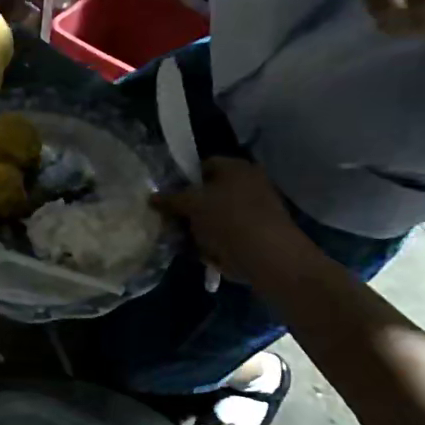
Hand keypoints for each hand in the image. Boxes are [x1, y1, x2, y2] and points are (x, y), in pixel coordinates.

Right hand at [153, 158, 320, 285]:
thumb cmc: (230, 220)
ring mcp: (256, 211)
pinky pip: (229, 236)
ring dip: (200, 231)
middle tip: (172, 225)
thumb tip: (152, 197)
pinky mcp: (258, 236)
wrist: (271, 258)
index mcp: (236, 167)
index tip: (168, 201)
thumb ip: (171, 199)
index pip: (203, 166)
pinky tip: (207, 257)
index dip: (182, 181)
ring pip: (217, 218)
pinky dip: (217, 245)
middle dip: (189, 211)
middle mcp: (249, 184)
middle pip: (209, 194)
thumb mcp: (193, 205)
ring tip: (186, 245)